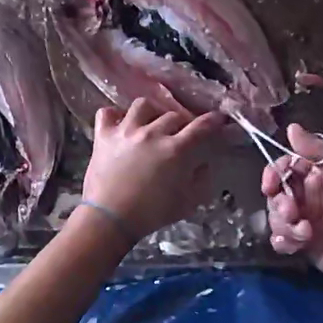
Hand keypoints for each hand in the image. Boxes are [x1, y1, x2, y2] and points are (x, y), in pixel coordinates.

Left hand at [82, 99, 225, 240]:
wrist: (111, 218)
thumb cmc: (152, 213)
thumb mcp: (188, 202)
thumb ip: (201, 180)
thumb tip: (203, 163)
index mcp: (175, 150)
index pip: (200, 128)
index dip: (213, 121)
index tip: (218, 118)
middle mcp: (151, 134)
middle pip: (173, 115)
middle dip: (182, 122)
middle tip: (180, 133)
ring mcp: (125, 131)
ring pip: (142, 105)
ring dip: (151, 112)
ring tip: (150, 123)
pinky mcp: (103, 135)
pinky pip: (108, 113)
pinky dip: (114, 116)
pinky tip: (120, 126)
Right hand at [262, 125, 322, 284]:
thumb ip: (318, 151)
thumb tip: (291, 127)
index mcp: (316, 175)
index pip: (283, 166)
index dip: (273, 173)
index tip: (271, 185)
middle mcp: (305, 195)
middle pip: (274, 192)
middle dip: (278, 203)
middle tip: (292, 212)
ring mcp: (301, 219)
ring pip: (273, 215)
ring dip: (284, 224)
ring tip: (305, 233)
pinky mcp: (299, 242)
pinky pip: (277, 238)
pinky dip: (283, 242)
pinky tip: (297, 246)